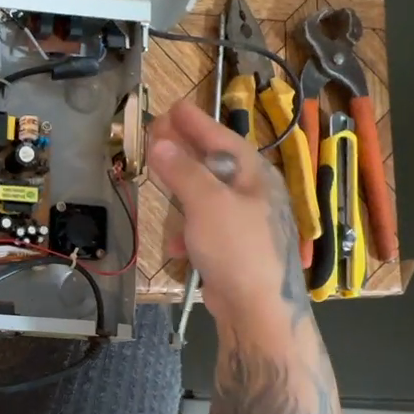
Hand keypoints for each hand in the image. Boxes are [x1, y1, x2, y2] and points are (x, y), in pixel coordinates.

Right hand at [149, 100, 309, 330]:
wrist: (256, 306)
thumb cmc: (236, 248)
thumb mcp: (206, 203)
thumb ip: (182, 171)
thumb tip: (160, 143)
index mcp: (253, 175)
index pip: (221, 139)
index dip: (196, 123)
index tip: (173, 107)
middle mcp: (252, 193)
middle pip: (212, 165)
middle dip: (183, 155)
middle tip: (157, 137)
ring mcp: (244, 221)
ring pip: (204, 197)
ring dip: (181, 200)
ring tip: (164, 199)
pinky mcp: (234, 246)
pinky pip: (203, 227)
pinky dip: (188, 233)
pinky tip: (179, 247)